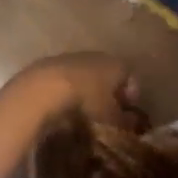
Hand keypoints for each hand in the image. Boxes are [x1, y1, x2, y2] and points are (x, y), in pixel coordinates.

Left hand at [18, 52, 144, 130]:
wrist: (45, 87)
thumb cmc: (87, 102)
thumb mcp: (111, 118)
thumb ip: (125, 121)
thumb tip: (132, 122)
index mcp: (116, 64)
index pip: (130, 77)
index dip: (131, 97)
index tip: (128, 116)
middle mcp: (97, 56)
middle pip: (108, 74)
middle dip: (109, 93)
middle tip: (108, 116)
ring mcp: (73, 57)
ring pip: (87, 75)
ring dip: (88, 91)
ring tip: (85, 114)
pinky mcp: (53, 64)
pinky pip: (69, 79)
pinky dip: (70, 91)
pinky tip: (66, 108)